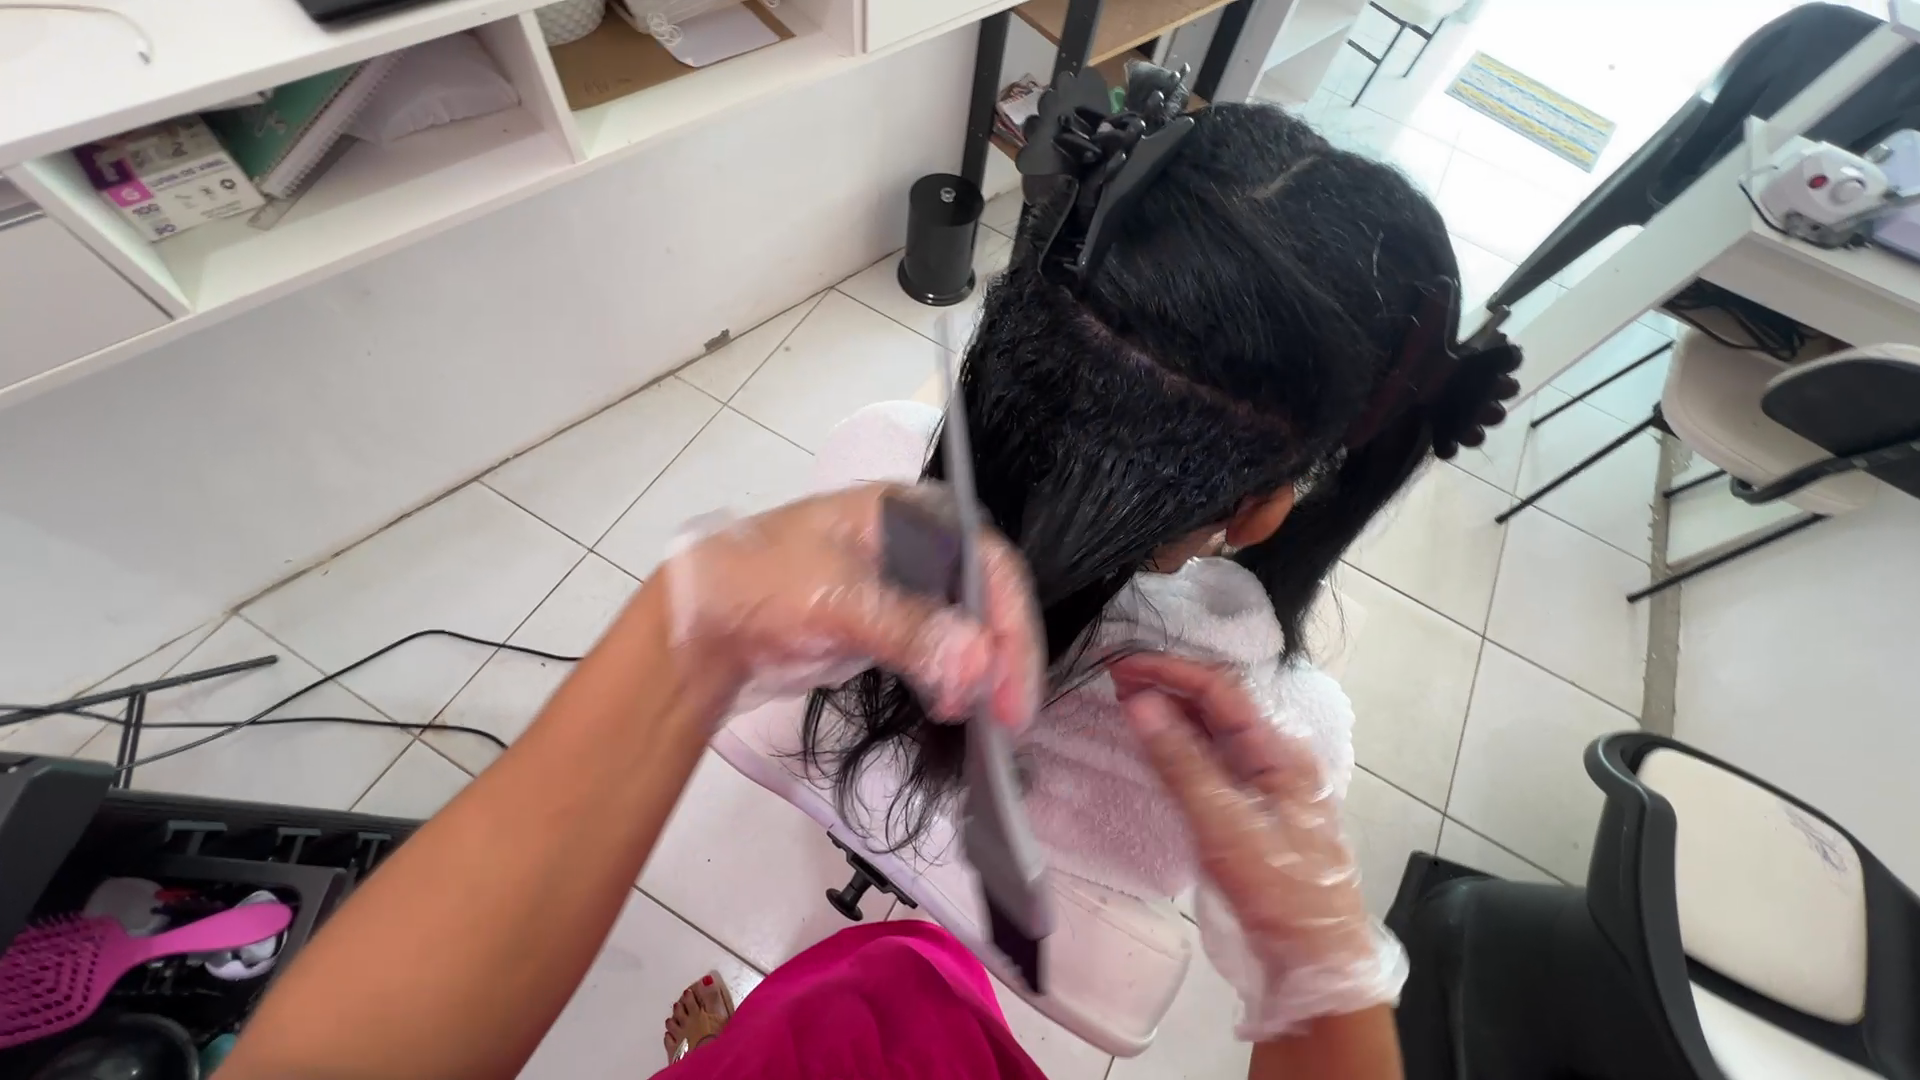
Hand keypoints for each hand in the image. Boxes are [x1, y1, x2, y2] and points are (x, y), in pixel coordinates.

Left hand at [657, 482, 1042, 730]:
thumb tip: (979, 667)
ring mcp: (904, 588)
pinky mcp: (890, 625)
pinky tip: (958, 706)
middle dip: (1003, 654)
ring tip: (993, 721)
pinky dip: (953, 678)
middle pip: (985, 597)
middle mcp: (917, 546)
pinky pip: (939, 650)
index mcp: (909, 515)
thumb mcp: (835, 598)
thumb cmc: (761, 585)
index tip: (1013, 685)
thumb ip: (910, 629)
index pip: (986, 562)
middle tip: (1013, 717)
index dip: (1010, 623)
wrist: (699, 625)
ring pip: (967, 627)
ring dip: (983, 671)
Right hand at [1110, 654, 1405, 1037]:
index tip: (1122, 667)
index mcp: (1281, 752)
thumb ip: (1180, 762)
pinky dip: (1177, 741)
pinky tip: (1153, 739)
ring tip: (1127, 699)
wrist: (1317, 962)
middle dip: (1166, 684)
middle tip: (1115, 679)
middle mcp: (1275, 756)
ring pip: (1211, 729)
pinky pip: (1209, 757)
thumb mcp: (1225, 825)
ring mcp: (1263, 780)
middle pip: (1217, 703)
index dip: (1169, 671)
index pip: (1220, 690)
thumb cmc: (1280, 892)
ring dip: (1170, 710)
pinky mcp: (1249, 804)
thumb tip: (1140, 703)